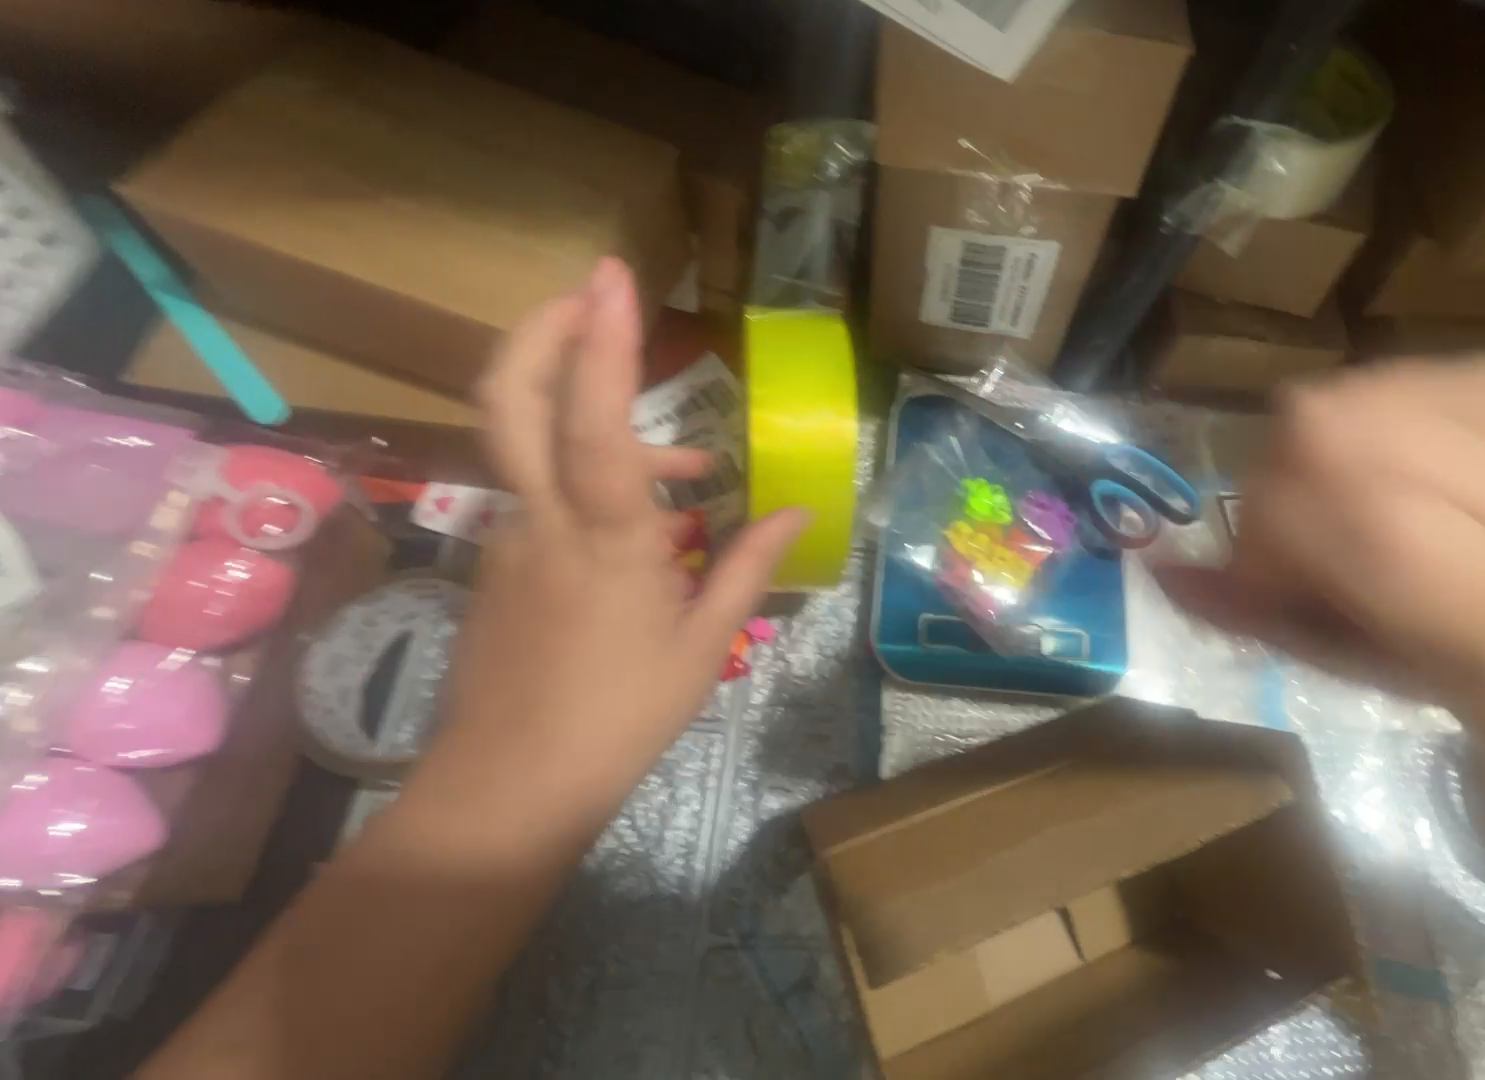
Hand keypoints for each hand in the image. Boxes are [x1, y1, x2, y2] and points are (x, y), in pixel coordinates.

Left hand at [422, 258, 805, 831]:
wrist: (512, 784)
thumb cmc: (622, 715)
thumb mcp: (704, 643)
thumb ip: (749, 565)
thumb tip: (797, 510)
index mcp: (606, 539)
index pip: (594, 421)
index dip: (602, 341)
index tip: (614, 275)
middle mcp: (544, 519)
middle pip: (509, 398)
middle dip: (540, 329)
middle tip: (589, 294)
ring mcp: (511, 536)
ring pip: (532, 443)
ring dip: (593, 419)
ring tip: (687, 465)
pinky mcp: (500, 559)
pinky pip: (542, 491)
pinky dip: (591, 478)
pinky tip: (651, 527)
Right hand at [1157, 355, 1484, 708]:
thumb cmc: (1438, 660)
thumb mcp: (1333, 659)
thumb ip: (1247, 611)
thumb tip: (1160, 568)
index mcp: (1452, 576)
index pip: (1298, 504)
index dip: (1259, 532)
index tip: (1271, 571)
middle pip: (1313, 431)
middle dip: (1283, 485)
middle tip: (1313, 534)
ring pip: (1342, 396)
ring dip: (1323, 449)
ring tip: (1368, 497)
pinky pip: (1393, 375)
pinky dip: (1375, 421)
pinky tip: (1417, 467)